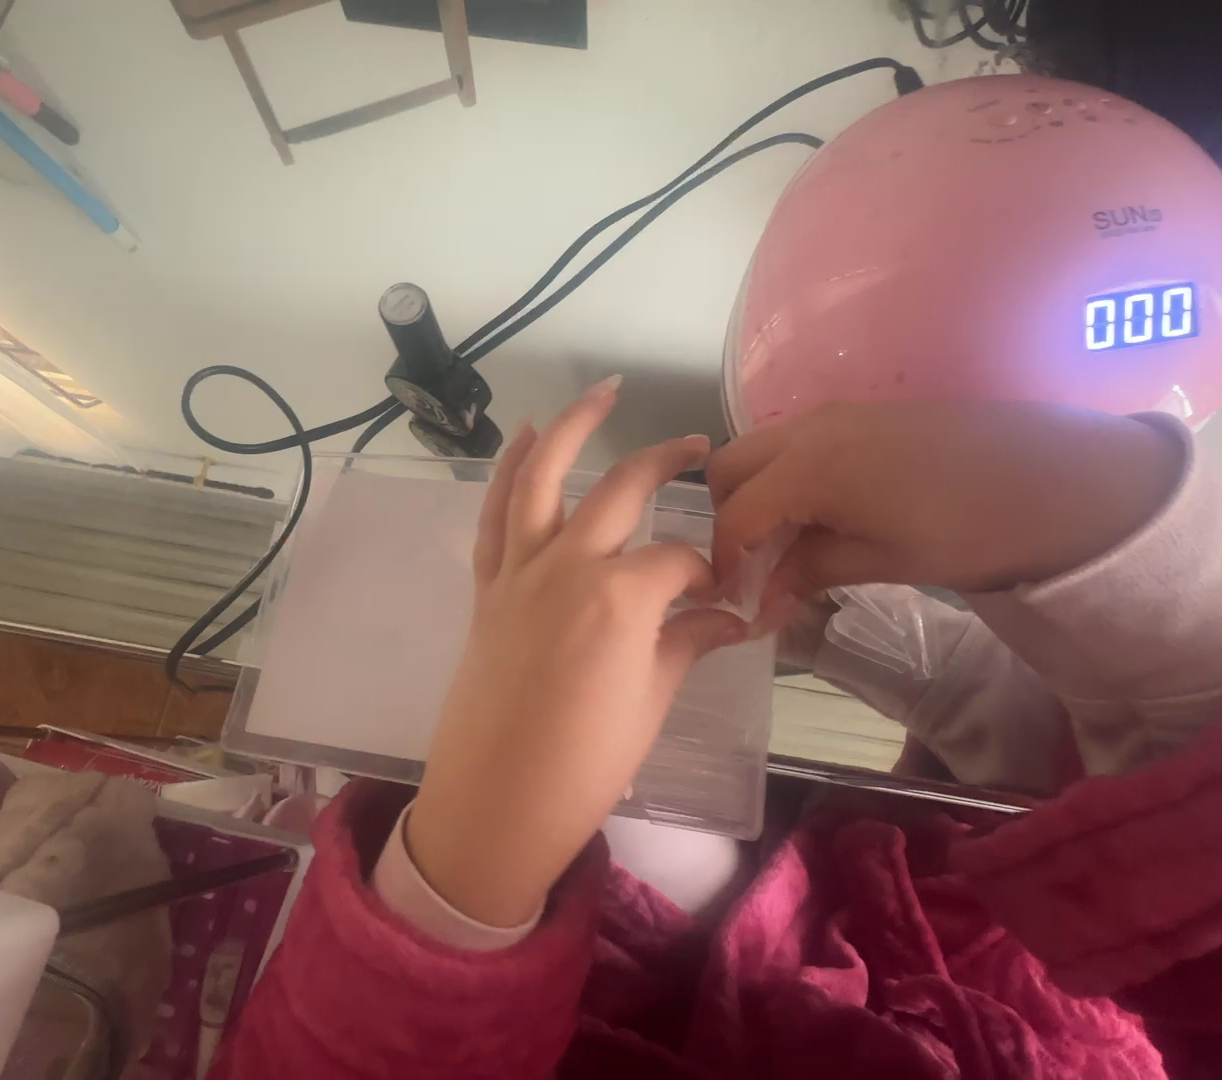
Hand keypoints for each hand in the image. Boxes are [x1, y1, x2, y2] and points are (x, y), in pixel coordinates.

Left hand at [405, 378, 748, 926]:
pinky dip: (507, 471)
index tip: (722, 594)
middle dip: (665, 460)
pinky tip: (523, 437)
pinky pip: (496, 515)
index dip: (708, 572)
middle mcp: (568, 564)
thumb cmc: (586, 763)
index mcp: (621, 596)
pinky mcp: (488, 586)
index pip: (679, 562)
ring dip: (571, 427)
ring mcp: (520, 570)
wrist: (497, 804)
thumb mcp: (653, 699)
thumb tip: (733, 615)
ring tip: (602, 392)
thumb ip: (689, 640)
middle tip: (696, 446)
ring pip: (542, 477)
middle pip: (621, 491)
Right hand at [708, 400, 1181, 632]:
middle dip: (726, 515)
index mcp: (808, 467)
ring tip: (787, 540)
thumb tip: (759, 602)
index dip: (724, 559)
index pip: (736, 514)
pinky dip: (786, 477)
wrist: (1059, 477)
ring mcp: (834, 414)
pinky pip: (795, 442)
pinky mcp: (859, 413)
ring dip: (756, 493)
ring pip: (761, 450)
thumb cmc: (965, 529)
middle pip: (729, 467)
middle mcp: (808, 429)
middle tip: (753, 560)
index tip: (731, 596)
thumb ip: (807, 572)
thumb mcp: (880, 561)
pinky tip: (821, 511)